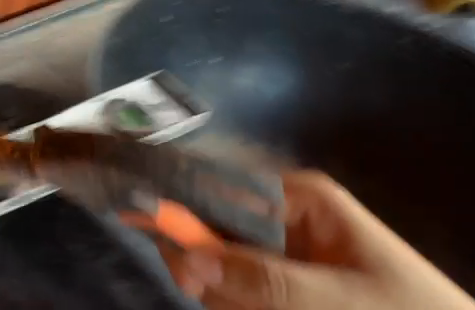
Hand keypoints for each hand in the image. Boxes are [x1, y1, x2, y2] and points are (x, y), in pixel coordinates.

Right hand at [160, 171, 474, 308]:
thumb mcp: (344, 304)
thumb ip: (266, 280)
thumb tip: (188, 259)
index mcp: (296, 198)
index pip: (210, 177)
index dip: (166, 192)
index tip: (129, 210)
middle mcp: (278, 215)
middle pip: (200, 221)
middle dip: (196, 258)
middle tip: (194, 285)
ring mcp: (276, 251)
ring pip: (209, 260)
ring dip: (217, 292)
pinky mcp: (276, 283)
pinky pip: (229, 287)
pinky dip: (230, 305)